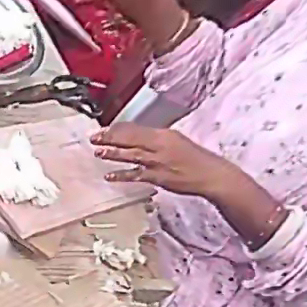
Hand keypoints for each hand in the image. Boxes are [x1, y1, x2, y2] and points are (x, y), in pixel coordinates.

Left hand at [91, 124, 239, 197]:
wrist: (212, 174)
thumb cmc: (194, 158)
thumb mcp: (176, 142)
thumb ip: (156, 141)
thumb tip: (136, 140)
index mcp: (164, 135)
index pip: (136, 129)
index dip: (118, 129)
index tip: (104, 129)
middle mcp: (160, 145)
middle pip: (131, 139)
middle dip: (111, 138)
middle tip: (94, 138)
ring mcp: (158, 161)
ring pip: (131, 154)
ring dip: (113, 153)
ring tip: (98, 152)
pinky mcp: (158, 176)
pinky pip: (136, 175)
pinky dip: (122, 175)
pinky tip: (109, 176)